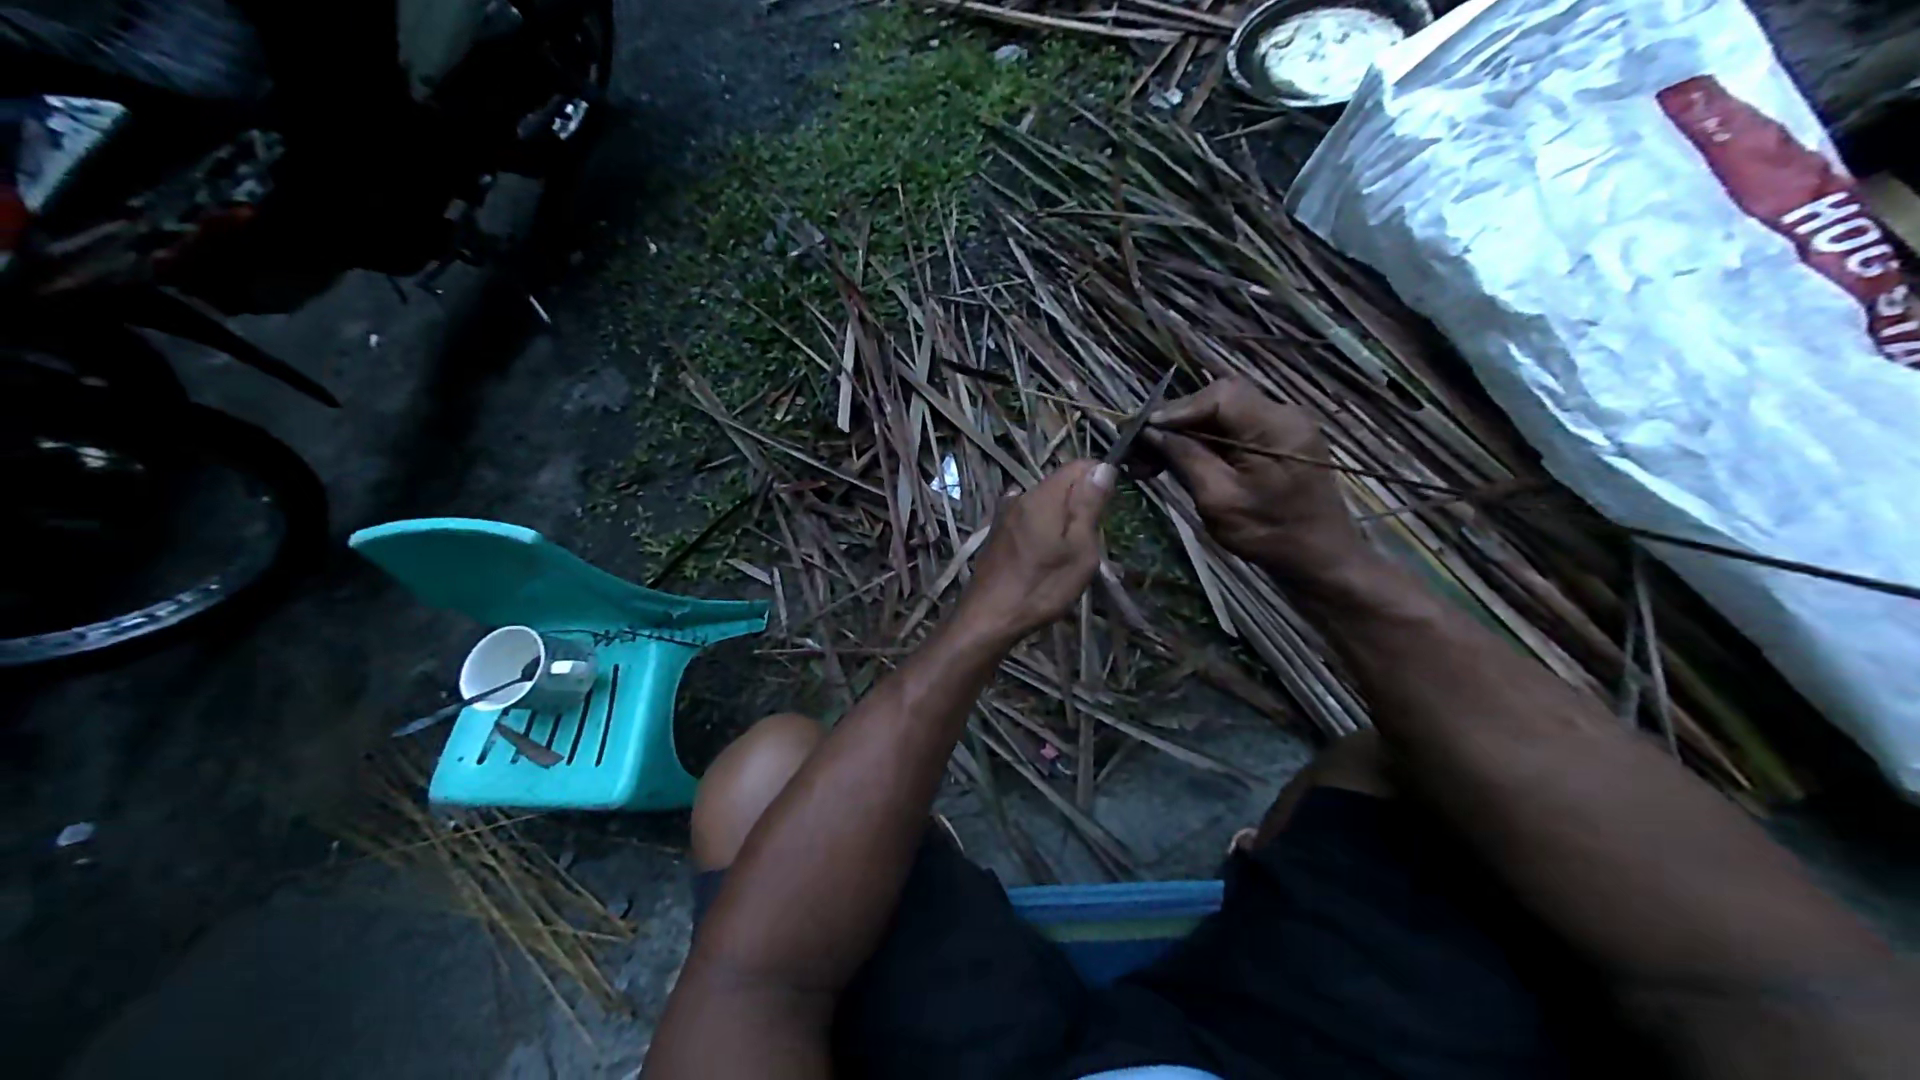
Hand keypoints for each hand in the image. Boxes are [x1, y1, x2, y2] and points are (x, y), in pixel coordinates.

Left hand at [955, 460, 1116, 643]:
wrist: (988, 617)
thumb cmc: (1041, 587)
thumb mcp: (1079, 549)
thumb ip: (1089, 505)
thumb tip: (1103, 467)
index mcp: (1042, 495)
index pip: (1079, 466)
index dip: (1100, 480)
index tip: (1107, 512)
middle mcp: (1020, 495)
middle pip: (1061, 484)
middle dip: (1081, 504)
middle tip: (1089, 542)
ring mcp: (1005, 514)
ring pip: (1046, 503)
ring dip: (1063, 520)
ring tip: (1068, 555)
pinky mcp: (998, 532)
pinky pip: (1030, 519)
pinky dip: (1044, 530)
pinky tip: (1045, 557)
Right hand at [1141, 378, 1367, 583]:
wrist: (1321, 558)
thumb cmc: (1270, 534)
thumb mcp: (1219, 500)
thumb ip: (1186, 459)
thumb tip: (1152, 433)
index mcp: (1276, 427)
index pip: (1219, 396)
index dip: (1176, 409)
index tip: (1143, 433)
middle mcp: (1283, 414)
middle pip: (1219, 399)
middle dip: (1177, 420)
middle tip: (1141, 449)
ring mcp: (1283, 425)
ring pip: (1222, 412)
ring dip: (1186, 431)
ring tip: (1153, 458)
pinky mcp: (1277, 440)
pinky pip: (1233, 427)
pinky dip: (1203, 439)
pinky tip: (1181, 458)